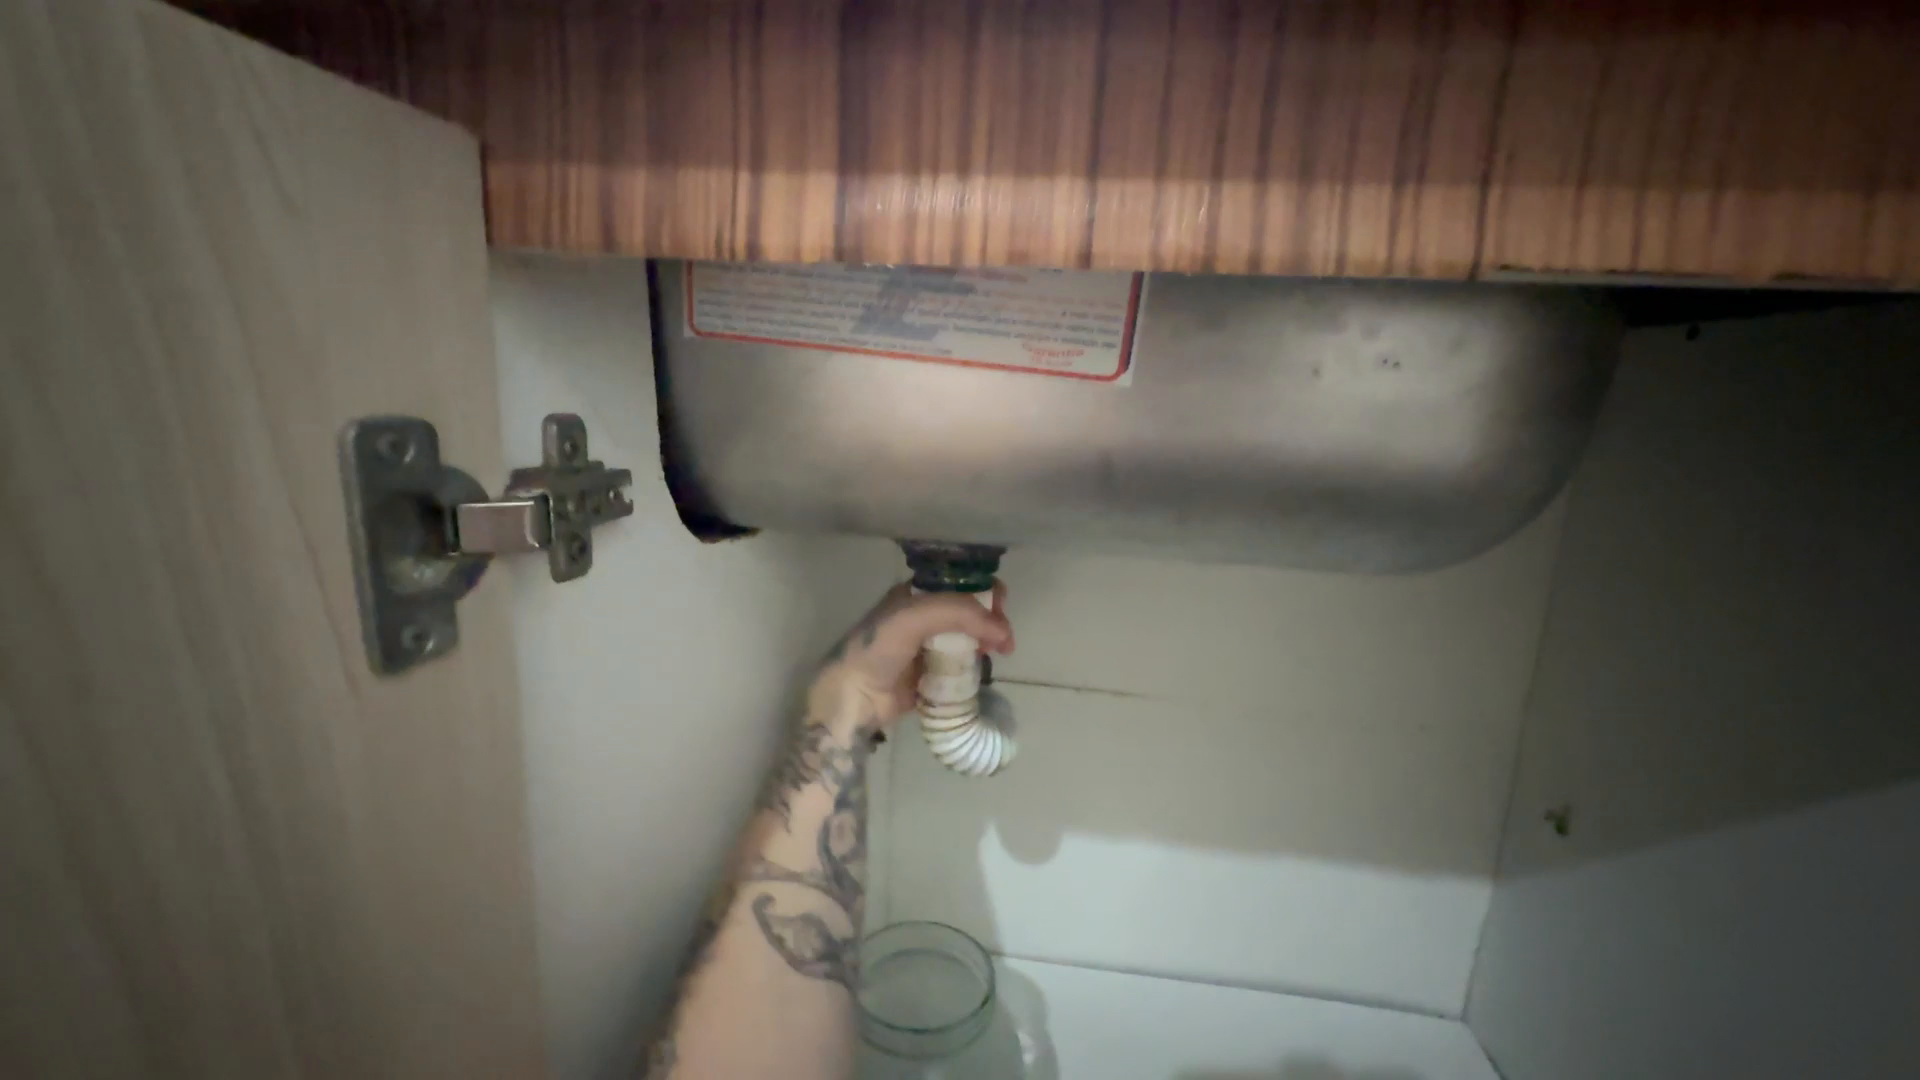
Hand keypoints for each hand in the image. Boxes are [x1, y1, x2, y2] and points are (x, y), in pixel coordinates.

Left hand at [812, 582, 1013, 730]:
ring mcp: (929, 647)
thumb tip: (1002, 631)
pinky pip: (963, 665)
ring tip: (999, 652)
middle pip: (970, 611)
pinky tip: (985, 668)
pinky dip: (978, 664)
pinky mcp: (933, 674)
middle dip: (992, 618)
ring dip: (988, 641)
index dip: (984, 590)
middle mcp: (924, 617)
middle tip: (1004, 637)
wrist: (853, 696)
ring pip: (970, 637)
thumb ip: (959, 614)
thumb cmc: (878, 648)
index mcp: (916, 594)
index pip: (959, 582)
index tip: (1001, 605)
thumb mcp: (915, 618)